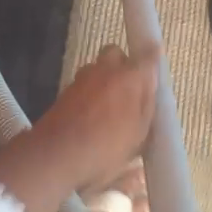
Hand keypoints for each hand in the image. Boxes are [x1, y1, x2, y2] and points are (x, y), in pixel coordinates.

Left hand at [34, 44, 159, 189]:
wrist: (55, 156)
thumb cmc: (105, 148)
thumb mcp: (138, 137)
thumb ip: (147, 109)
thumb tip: (151, 89)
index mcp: (131, 77)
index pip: (148, 57)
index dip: (153, 57)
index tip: (156, 59)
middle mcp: (108, 69)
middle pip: (117, 54)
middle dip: (123, 66)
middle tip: (128, 91)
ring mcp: (84, 78)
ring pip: (98, 69)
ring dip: (103, 81)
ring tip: (106, 109)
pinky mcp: (65, 91)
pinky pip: (83, 85)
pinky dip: (88, 95)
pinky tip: (89, 118)